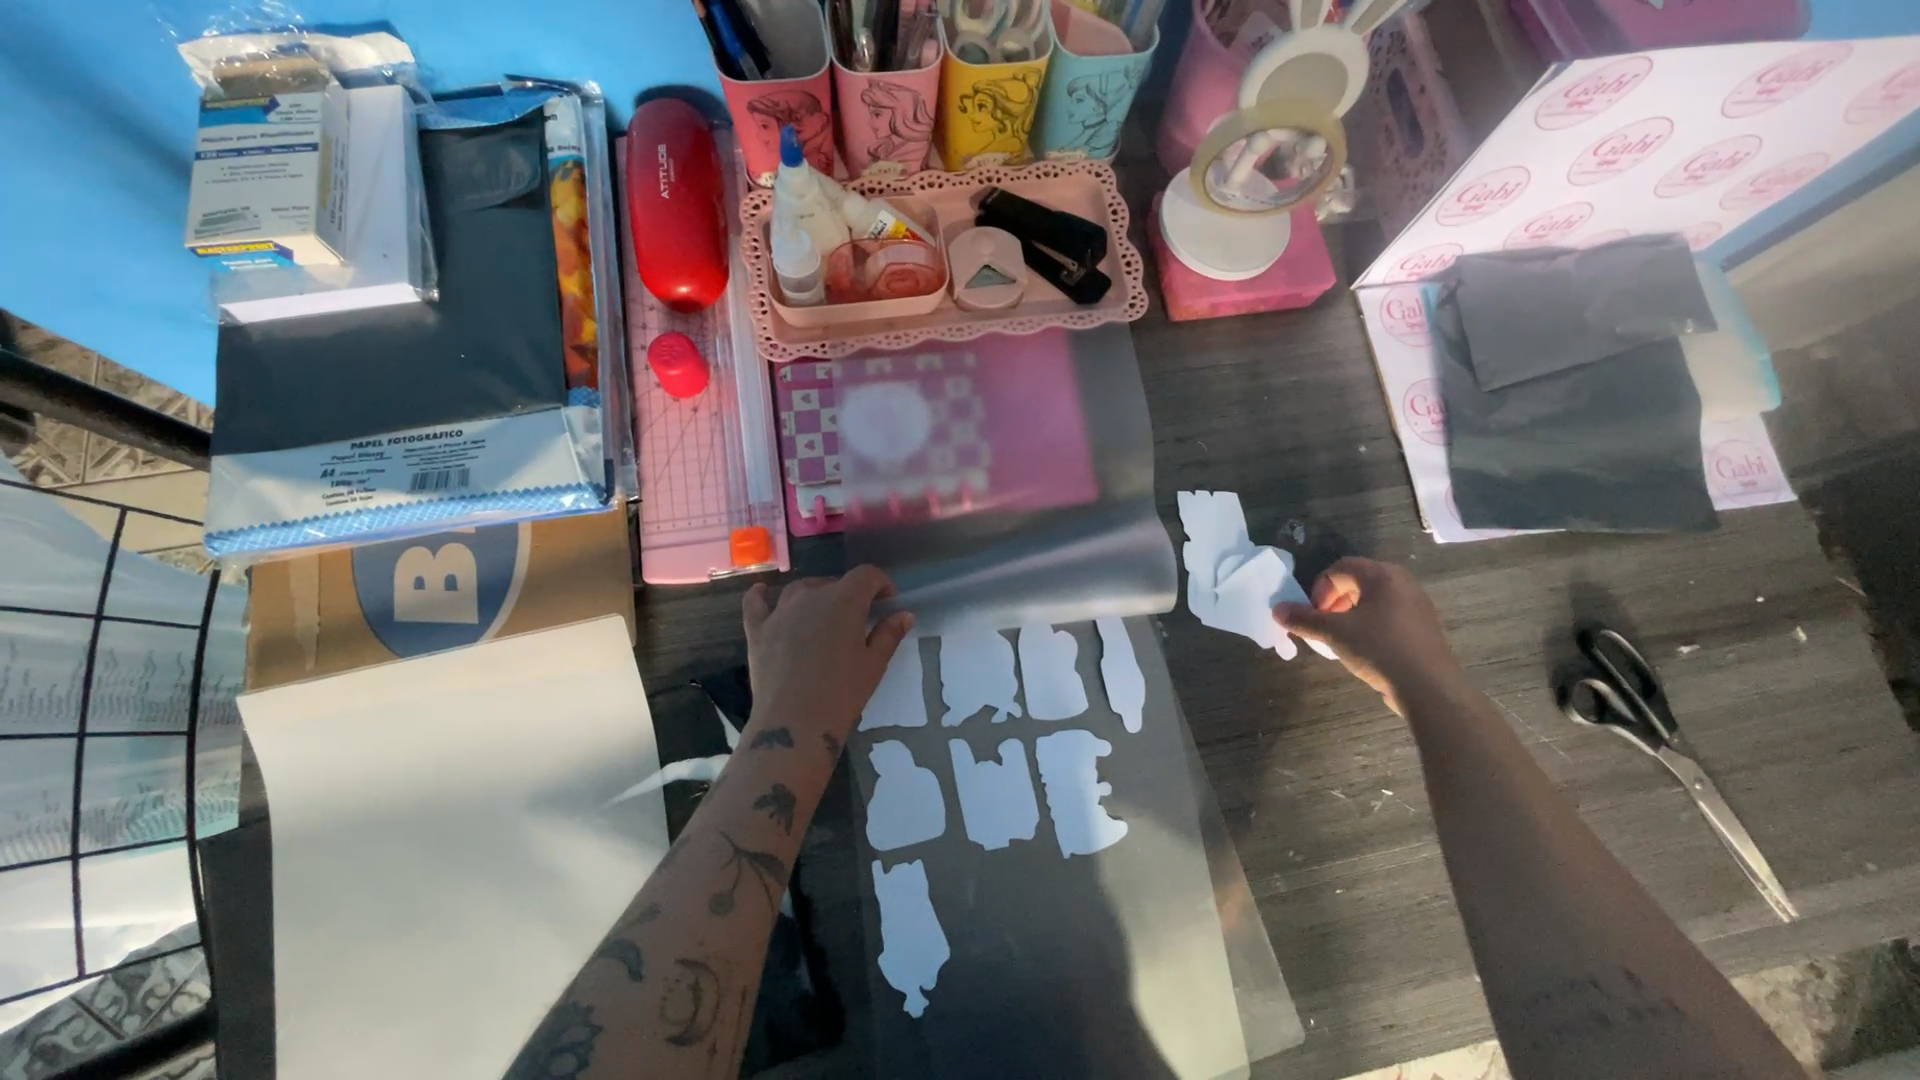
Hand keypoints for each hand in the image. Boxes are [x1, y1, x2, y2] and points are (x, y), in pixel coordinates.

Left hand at [743, 566, 915, 738]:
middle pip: (834, 582)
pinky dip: (761, 595)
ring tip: (823, 614)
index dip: (880, 583)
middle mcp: (810, 596)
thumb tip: (904, 614)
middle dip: (850, 594)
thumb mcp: (874, 664)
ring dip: (816, 594)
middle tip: (858, 620)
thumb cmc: (842, 692)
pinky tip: (762, 592)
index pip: (866, 575)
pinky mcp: (758, 630)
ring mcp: (780, 611)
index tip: (887, 602)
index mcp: (844, 601)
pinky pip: (756, 603)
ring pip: (800, 589)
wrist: (794, 722)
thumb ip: (889, 634)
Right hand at [1273, 556, 1459, 713]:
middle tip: (1324, 622)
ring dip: (1351, 613)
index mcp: (1383, 576)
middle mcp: (1403, 583)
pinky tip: (1364, 648)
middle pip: (1358, 581)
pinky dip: (1370, 624)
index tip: (1313, 613)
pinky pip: (1390, 615)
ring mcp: (1418, 605)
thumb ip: (1304, 619)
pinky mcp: (1424, 627)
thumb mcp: (1334, 633)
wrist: (1428, 687)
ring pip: (1374, 599)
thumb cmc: (1378, 649)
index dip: (1319, 588)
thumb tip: (1277, 610)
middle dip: (1334, 599)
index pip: (1341, 568)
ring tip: (1341, 637)